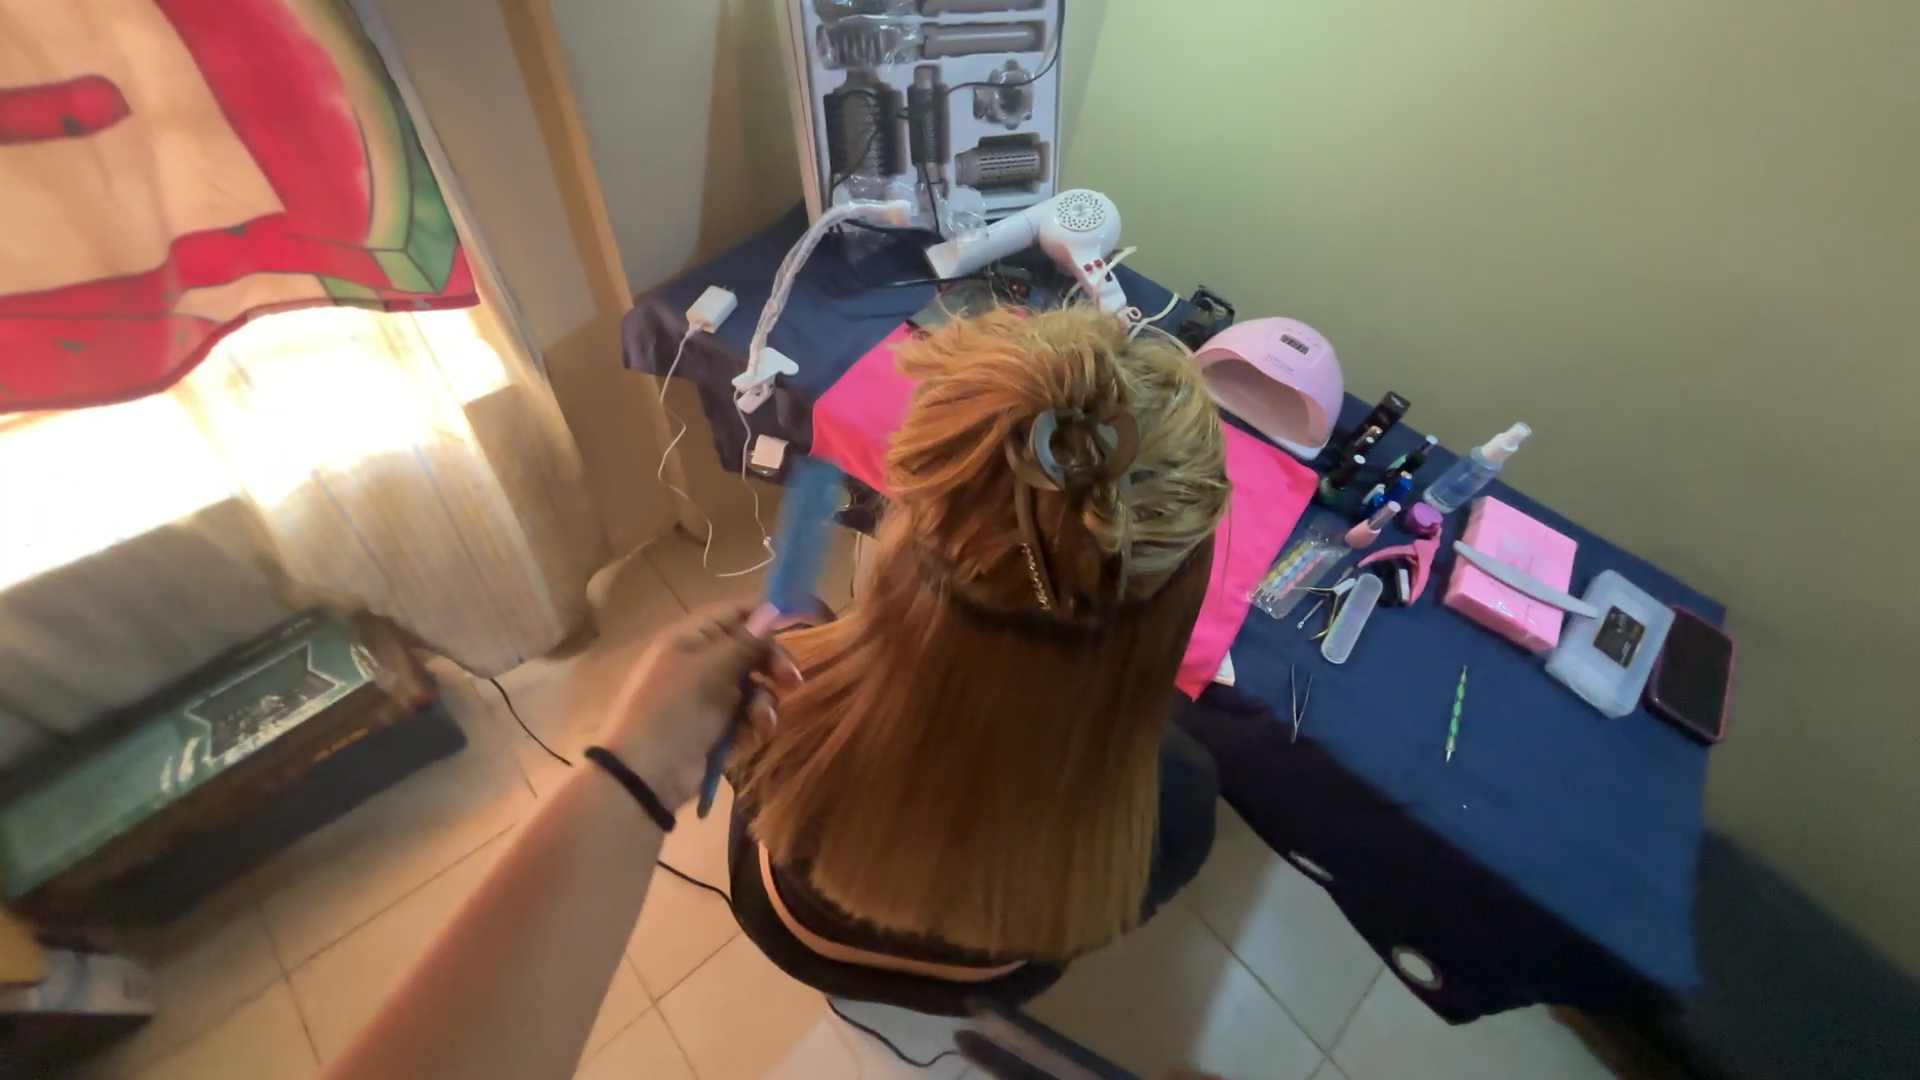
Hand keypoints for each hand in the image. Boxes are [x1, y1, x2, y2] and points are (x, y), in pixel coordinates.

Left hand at [599, 604, 800, 808]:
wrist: (645, 776)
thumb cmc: (674, 711)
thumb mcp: (711, 671)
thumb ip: (745, 642)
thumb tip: (772, 609)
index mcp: (692, 639)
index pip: (734, 614)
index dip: (764, 619)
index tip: (794, 629)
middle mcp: (702, 662)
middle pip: (750, 650)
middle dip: (773, 664)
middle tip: (791, 681)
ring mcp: (709, 695)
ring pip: (754, 685)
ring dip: (765, 701)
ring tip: (761, 721)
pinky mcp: (717, 726)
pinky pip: (748, 714)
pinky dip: (755, 722)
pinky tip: (753, 735)